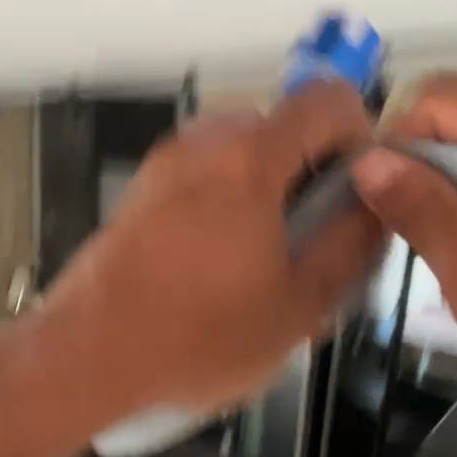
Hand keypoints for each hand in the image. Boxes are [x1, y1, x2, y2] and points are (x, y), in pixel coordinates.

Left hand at [38, 83, 385, 417]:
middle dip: (308, 174)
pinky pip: (198, 181)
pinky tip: (213, 272)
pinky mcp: (135, 197)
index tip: (354, 194)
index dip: (359, 135)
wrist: (85, 358)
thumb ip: (348, 248)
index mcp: (249, 158)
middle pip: (278, 127)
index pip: (327, 99)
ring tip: (260, 265)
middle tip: (310, 243)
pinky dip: (222, 207)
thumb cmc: (197, 338)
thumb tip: (372, 206)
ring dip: (263, 194)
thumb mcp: (297, 308)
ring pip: (236, 156)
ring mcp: (161, 167)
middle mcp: (201, 144)